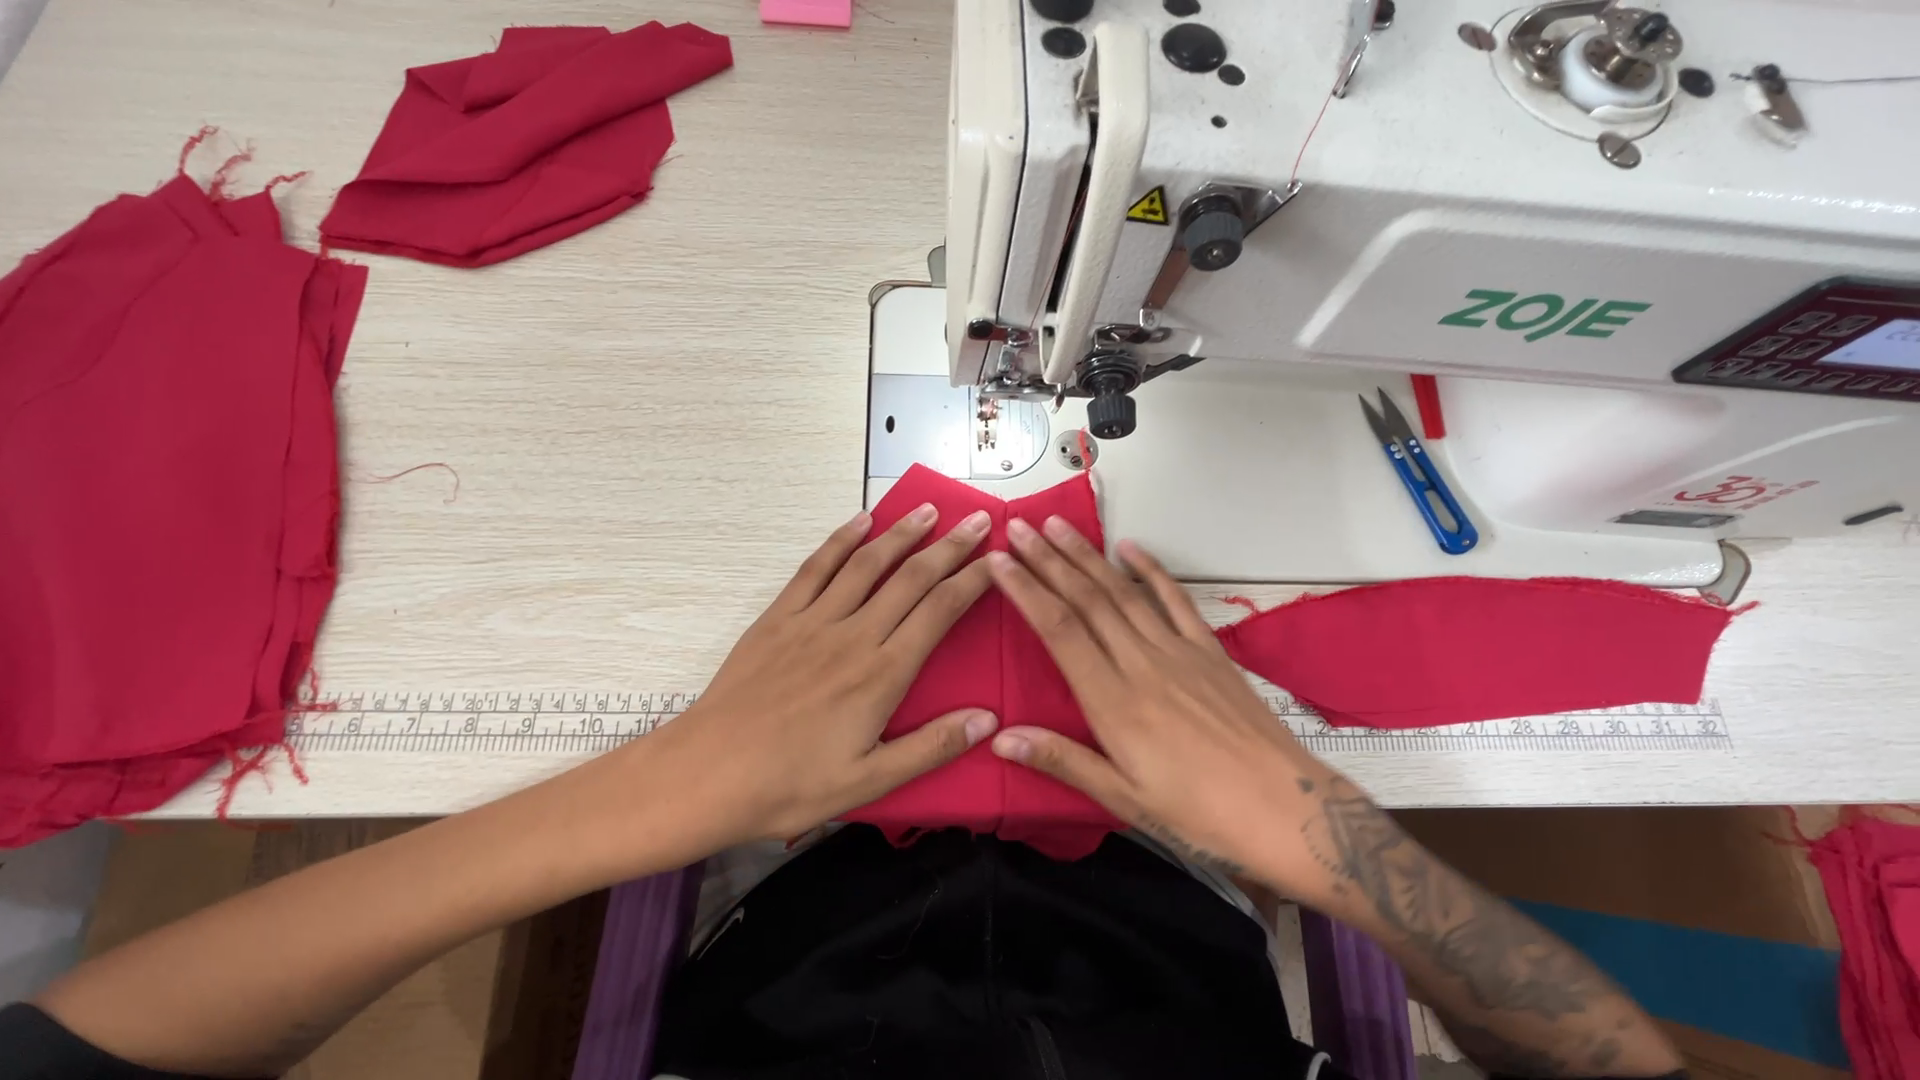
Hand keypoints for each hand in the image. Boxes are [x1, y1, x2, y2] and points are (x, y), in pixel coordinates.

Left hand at [648, 503, 1000, 847]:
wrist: (708, 774)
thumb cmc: (791, 785)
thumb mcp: (870, 781)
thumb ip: (931, 746)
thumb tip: (988, 718)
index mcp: (882, 674)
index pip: (940, 612)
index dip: (973, 580)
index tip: (997, 557)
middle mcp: (853, 636)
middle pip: (911, 578)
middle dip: (949, 546)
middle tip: (976, 518)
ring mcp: (812, 622)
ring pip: (866, 564)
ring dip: (900, 533)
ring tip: (927, 509)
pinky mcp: (778, 619)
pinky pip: (815, 569)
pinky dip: (839, 541)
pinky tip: (859, 521)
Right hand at [984, 516, 1338, 893]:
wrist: (1282, 808)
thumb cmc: (1197, 812)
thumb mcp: (1123, 798)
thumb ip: (1061, 760)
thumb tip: (999, 738)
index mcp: (1114, 701)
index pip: (1059, 630)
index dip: (1026, 591)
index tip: (999, 562)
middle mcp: (1142, 664)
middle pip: (1087, 600)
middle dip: (1048, 560)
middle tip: (1018, 528)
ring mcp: (1179, 652)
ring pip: (1123, 592)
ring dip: (1087, 556)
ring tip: (1058, 527)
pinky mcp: (1210, 652)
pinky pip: (1176, 600)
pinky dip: (1152, 570)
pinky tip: (1130, 547)